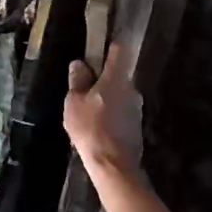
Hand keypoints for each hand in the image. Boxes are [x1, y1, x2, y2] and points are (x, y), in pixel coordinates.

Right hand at [65, 43, 143, 174]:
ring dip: (106, 99)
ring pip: (119, 95)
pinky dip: (110, 114)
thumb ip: (77, 81)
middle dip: (102, 79)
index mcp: (117, 78)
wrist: (113, 164)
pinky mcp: (136, 125)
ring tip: (87, 113)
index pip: (120, 50)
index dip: (110, 46)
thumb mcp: (74, 103)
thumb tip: (80, 64)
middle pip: (118, 75)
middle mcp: (132, 89)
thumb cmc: (90, 128)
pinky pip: (121, 112)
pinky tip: (97, 128)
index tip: (98, 50)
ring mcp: (137, 108)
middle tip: (83, 90)